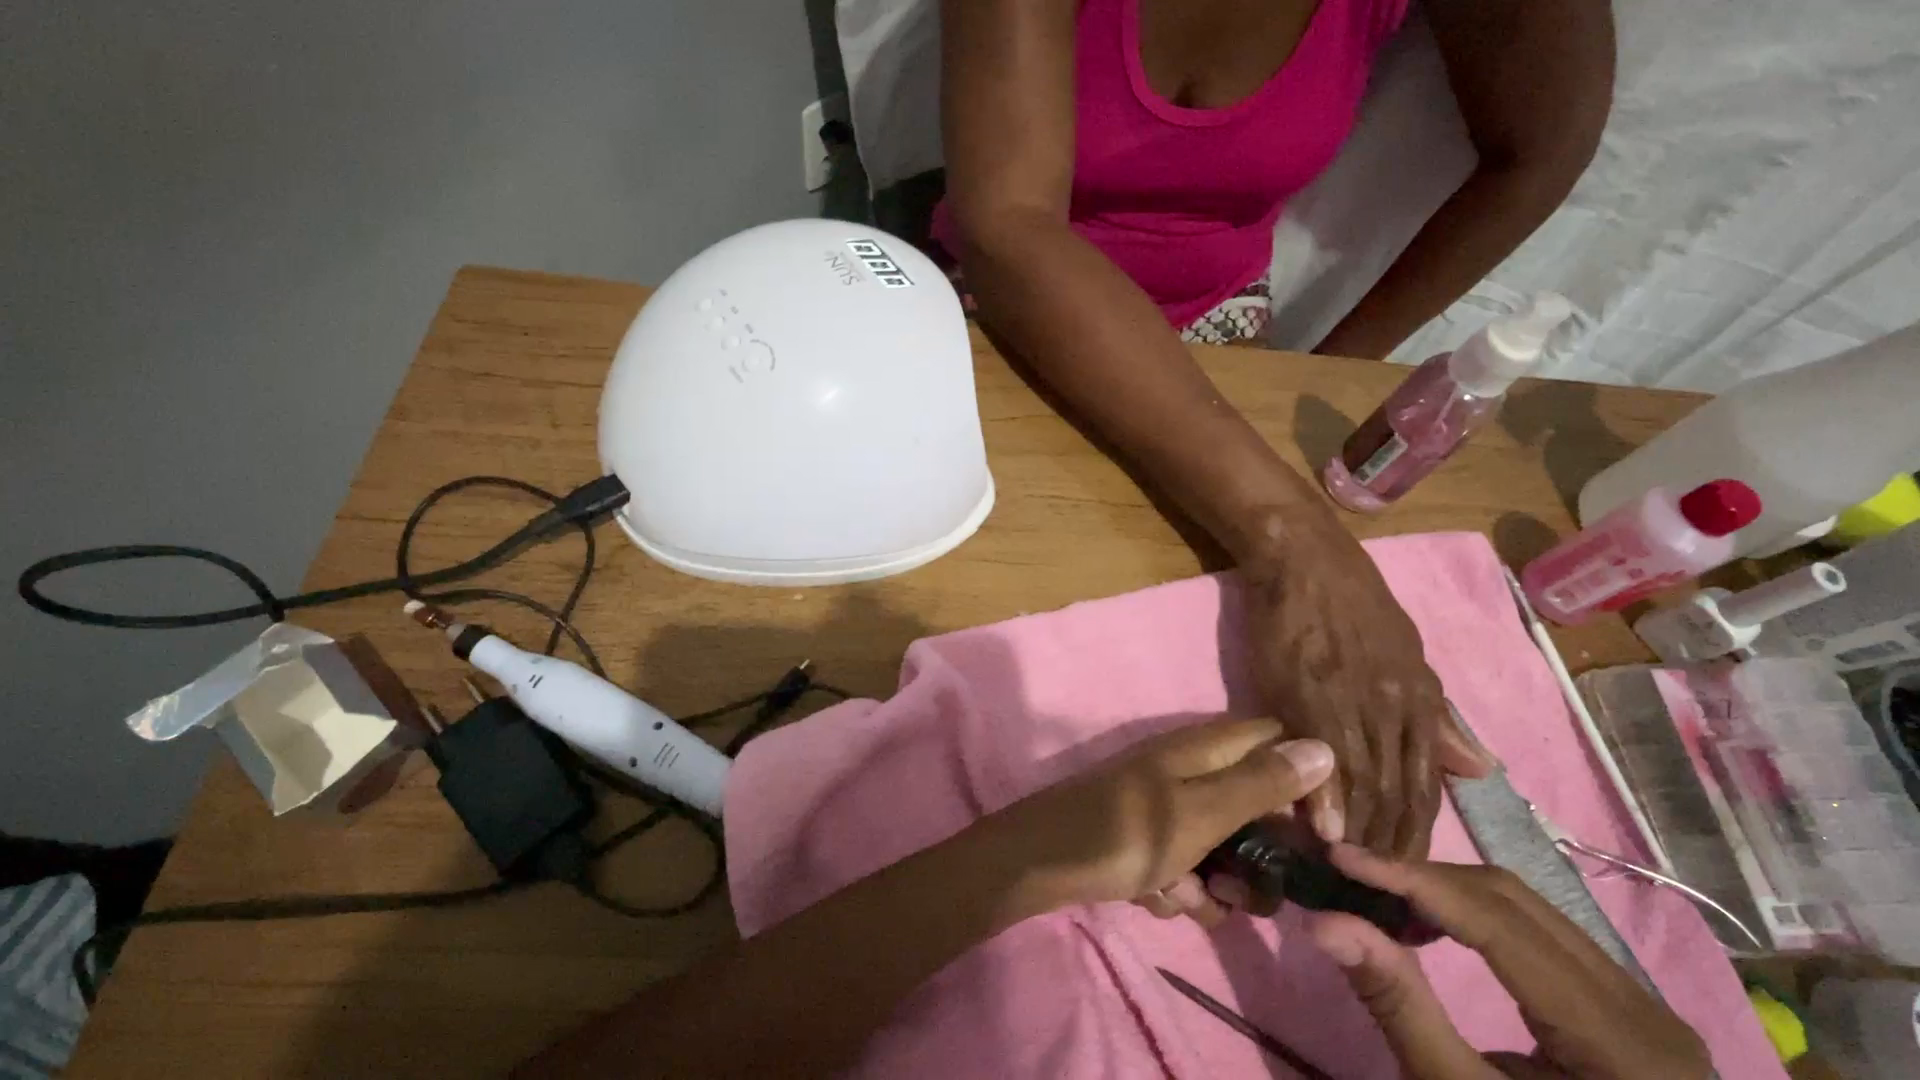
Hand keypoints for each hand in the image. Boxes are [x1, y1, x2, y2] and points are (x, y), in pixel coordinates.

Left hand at [982, 719, 1335, 919]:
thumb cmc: (1123, 834)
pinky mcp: (1143, 839)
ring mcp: (1163, 805)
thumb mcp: (1202, 812)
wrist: (1035, 865)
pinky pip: (1183, 865)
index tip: (1324, 840)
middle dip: (1254, 858)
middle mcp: (1188, 769)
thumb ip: (1262, 783)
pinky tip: (1149, 895)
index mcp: (1204, 747)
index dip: (1309, 785)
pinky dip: (1173, 886)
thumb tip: (1322, 747)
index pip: (1279, 743)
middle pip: (1254, 806)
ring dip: (1210, 882)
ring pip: (1221, 847)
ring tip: (1178, 893)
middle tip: (1235, 887)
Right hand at [1241, 515, 1492, 856]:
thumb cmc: (1352, 605)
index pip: (1427, 782)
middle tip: (1384, 895)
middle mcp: (1396, 708)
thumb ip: (1436, 714)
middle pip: (1400, 792)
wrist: (1304, 561)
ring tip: (1355, 877)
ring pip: (1366, 782)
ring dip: (1362, 833)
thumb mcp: (1409, 654)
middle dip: (1394, 846)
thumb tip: (1479, 769)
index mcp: (1420, 701)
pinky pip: (1323, 754)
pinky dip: (1326, 796)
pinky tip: (1324, 832)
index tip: (1411, 874)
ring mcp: (1352, 702)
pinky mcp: (1308, 693)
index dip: (1421, 832)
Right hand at [1307, 846, 1710, 1079]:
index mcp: (1621, 1042)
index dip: (1415, 882)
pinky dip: (1473, 919)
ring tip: (1378, 900)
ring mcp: (1642, 1007)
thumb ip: (1398, 1007)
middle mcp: (1645, 1007)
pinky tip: (1428, 928)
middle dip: (1426, 880)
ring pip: (1528, 910)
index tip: (1340, 857)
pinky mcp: (1623, 1011)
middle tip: (1349, 874)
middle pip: (1517, 903)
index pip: (1501, 924)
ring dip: (1446, 894)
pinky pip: (1540, 936)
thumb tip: (1325, 921)